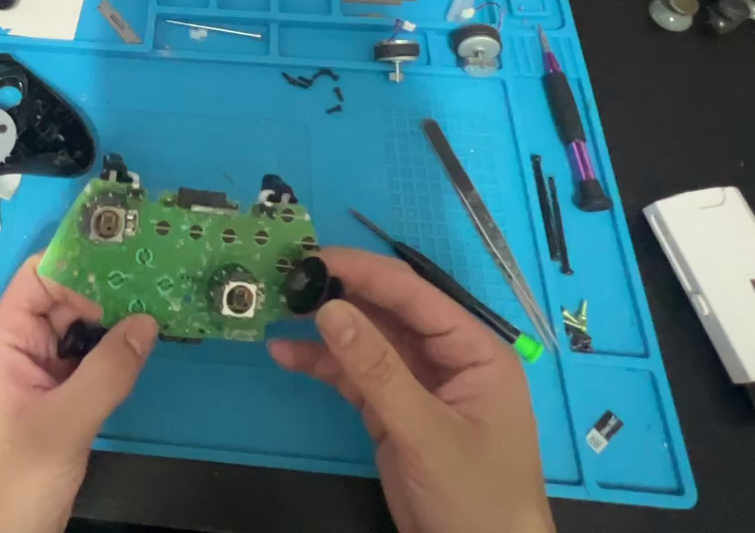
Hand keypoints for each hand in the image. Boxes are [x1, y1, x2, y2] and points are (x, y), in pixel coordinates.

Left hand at [0, 255, 157, 532]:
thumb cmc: (12, 484)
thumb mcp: (62, 426)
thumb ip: (107, 372)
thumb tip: (148, 321)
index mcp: (6, 339)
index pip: (39, 277)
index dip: (79, 261)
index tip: (126, 256)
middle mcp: (23, 347)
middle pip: (65, 297)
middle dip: (107, 284)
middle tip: (156, 274)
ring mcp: (42, 373)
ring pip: (81, 327)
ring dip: (115, 315)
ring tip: (160, 298)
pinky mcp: (60, 398)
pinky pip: (90, 358)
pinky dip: (115, 346)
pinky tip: (146, 339)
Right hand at [269, 248, 552, 532]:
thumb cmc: (476, 497)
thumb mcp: (426, 431)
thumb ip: (375, 368)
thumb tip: (327, 308)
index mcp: (472, 347)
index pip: (412, 293)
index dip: (363, 270)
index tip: (314, 257)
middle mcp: (443, 355)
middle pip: (385, 309)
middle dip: (338, 293)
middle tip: (289, 278)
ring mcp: (415, 380)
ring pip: (364, 337)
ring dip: (323, 326)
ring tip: (278, 308)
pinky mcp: (390, 407)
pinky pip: (352, 372)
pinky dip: (320, 363)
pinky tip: (284, 353)